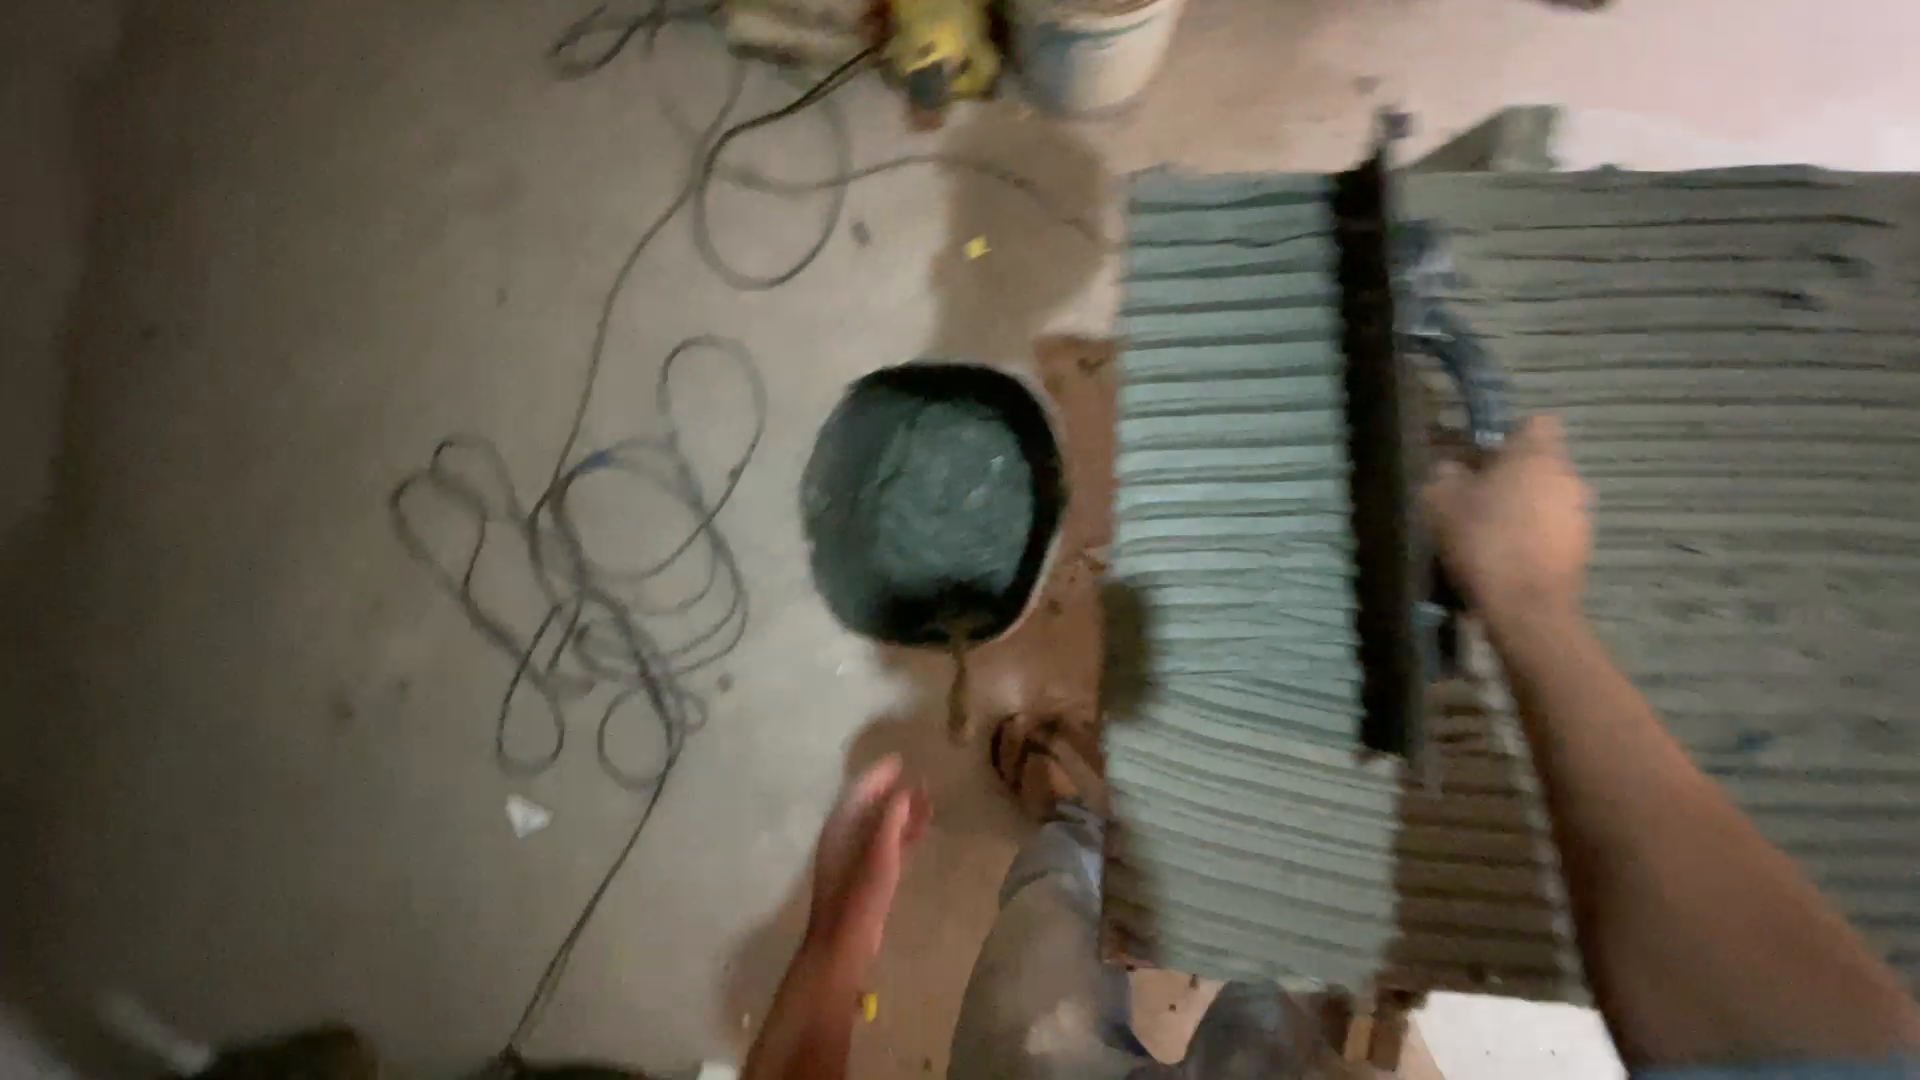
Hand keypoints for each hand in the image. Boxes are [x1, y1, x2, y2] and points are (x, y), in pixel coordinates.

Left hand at [803, 755, 929, 972]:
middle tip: (922, 783)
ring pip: (878, 824)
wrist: (843, 944)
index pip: (861, 788)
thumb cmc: (860, 895)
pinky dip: (899, 833)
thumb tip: (905, 790)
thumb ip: (892, 818)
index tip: (900, 760)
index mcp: (841, 825)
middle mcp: (842, 835)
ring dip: (900, 813)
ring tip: (927, 805)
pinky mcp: (860, 875)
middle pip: (869, 804)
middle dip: (894, 792)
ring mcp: (850, 856)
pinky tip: (918, 834)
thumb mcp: (881, 852)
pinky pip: (882, 843)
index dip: (880, 773)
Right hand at [1424, 415, 1592, 616]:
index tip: (1479, 457)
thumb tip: (1450, 468)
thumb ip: (1444, 476)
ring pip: (1545, 495)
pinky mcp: (1582, 544)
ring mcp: (1581, 512)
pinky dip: (1530, 533)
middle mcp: (1569, 475)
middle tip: (1472, 497)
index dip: (1506, 435)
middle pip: (1538, 462)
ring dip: (1520, 506)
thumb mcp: (1440, 502)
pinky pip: (1551, 525)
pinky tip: (1503, 555)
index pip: (1535, 422)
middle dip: (1509, 475)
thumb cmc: (1483, 540)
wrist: (1526, 604)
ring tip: (1486, 531)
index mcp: (1536, 455)